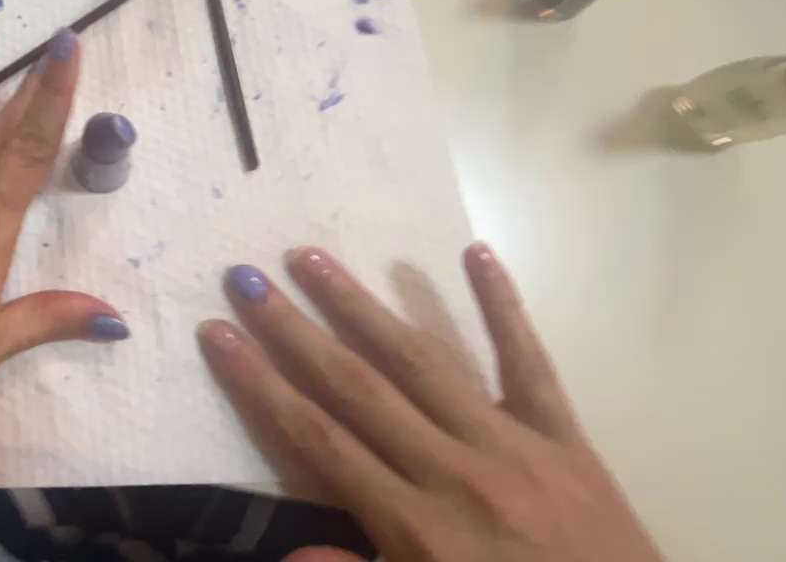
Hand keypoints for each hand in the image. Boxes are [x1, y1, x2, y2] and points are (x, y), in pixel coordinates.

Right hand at [198, 246, 664, 561]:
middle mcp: (454, 473)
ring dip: (360, 304)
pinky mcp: (568, 441)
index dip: (259, 381)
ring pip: (421, 360)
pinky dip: (504, 307)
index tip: (217, 331)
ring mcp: (514, 447)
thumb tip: (287, 551)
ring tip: (311, 256)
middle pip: (355, 386)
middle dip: (292, 328)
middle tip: (247, 276)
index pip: (315, 437)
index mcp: (416, 526)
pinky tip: (475, 252)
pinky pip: (531, 365)